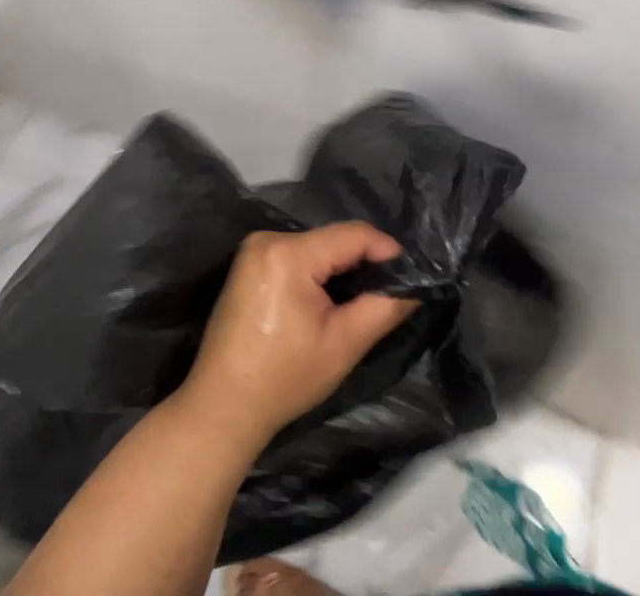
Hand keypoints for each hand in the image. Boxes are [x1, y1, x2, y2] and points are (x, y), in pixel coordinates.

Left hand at [177, 223, 418, 445]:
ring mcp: (255, 250)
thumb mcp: (345, 344)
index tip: (412, 276)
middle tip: (391, 292)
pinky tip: (330, 300)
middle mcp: (268, 239)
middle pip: (335, 239)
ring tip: (364, 298)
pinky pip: (299, 255)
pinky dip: (320, 273)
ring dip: (343, 269)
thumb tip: (416, 284)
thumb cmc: (284, 378)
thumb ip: (386, 306)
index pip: (354, 235)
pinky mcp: (250, 264)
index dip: (388, 251)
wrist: (223, 405)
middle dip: (365, 262)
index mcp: (289, 253)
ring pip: (319, 247)